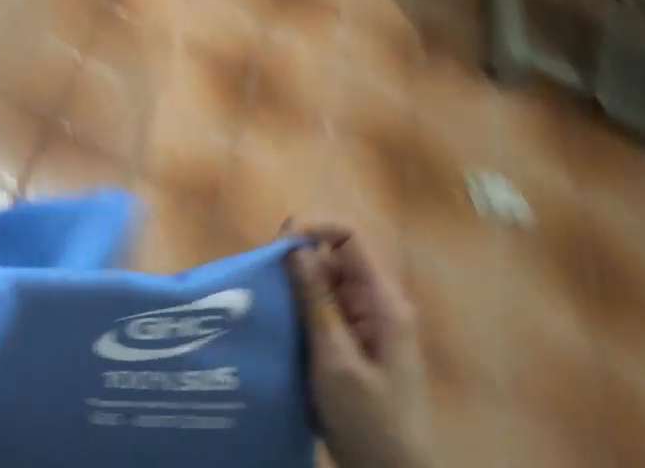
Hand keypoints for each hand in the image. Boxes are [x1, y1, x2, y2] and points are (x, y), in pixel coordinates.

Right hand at [283, 220, 430, 467]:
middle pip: (329, 256)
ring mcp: (362, 322)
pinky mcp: (348, 340)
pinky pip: (318, 306)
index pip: (348, 237)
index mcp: (382, 301)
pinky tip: (273, 321)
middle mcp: (374, 303)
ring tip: (262, 302)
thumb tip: (295, 245)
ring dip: (291, 286)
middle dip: (293, 261)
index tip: (275, 243)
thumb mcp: (336, 359)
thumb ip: (316, 301)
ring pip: (320, 281)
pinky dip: (295, 307)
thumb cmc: (369, 418)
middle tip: (262, 283)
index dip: (312, 227)